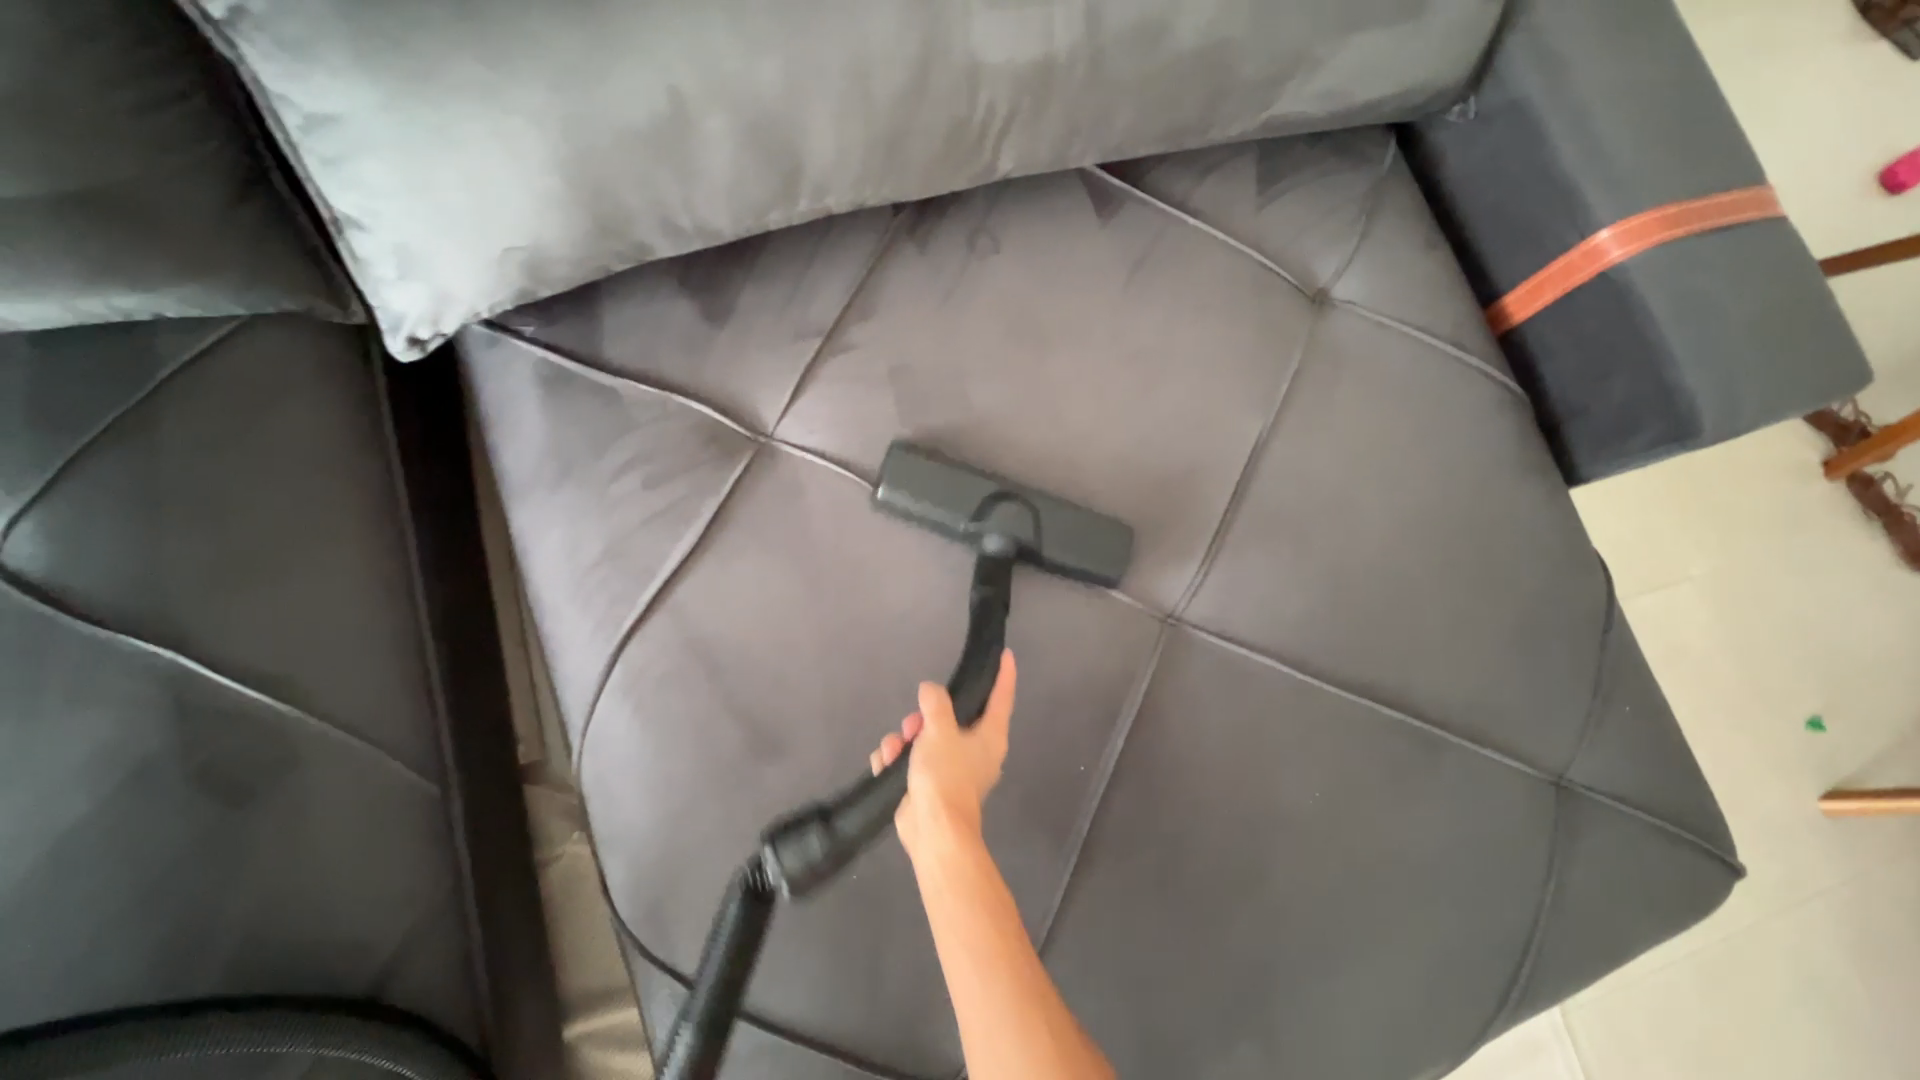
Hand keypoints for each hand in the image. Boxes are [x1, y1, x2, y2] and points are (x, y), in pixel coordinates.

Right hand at [869, 650, 1016, 856]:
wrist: (932, 829)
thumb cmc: (946, 775)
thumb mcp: (940, 730)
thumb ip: (936, 703)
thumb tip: (930, 692)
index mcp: (990, 736)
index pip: (1001, 697)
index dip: (1003, 675)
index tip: (1005, 654)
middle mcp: (975, 750)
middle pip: (950, 717)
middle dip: (925, 717)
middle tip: (914, 722)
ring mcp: (951, 769)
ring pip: (924, 738)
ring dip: (905, 739)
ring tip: (897, 748)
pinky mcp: (928, 784)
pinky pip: (909, 760)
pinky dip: (896, 760)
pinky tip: (886, 762)